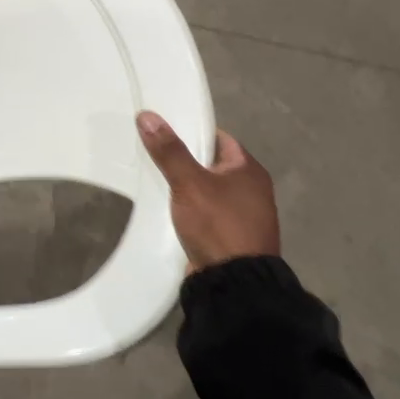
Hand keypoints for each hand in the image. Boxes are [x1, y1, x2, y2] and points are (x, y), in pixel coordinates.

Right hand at [136, 111, 280, 271]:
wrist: (235, 283)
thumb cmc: (219, 224)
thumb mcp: (189, 183)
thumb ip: (169, 151)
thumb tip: (147, 116)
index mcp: (250, 171)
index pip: (219, 138)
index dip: (192, 131)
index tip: (163, 131)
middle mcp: (252, 190)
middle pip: (211, 163)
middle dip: (184, 159)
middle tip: (153, 153)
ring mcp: (243, 215)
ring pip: (207, 189)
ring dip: (185, 185)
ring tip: (154, 178)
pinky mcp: (231, 236)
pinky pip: (206, 211)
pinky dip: (189, 206)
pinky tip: (168, 207)